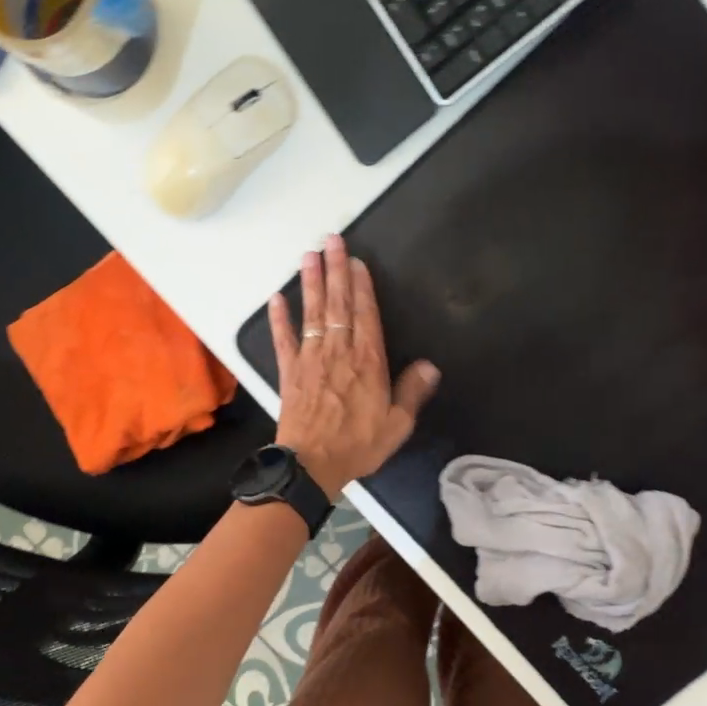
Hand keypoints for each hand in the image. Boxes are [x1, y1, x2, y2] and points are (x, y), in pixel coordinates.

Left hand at [269, 235, 439, 494]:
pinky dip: (279, 318)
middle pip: (337, 304)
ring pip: (312, 313)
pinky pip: (283, 339)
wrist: (311, 465)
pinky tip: (276, 298)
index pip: (365, 315)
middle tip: (330, 240)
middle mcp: (338, 352)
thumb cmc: (358, 445)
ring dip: (311, 283)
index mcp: (367, 362)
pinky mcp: (289, 372)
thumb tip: (429, 366)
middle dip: (335, 270)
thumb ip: (412, 392)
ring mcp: (310, 359)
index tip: (357, 261)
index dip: (362, 286)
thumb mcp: (397, 424)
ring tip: (308, 255)